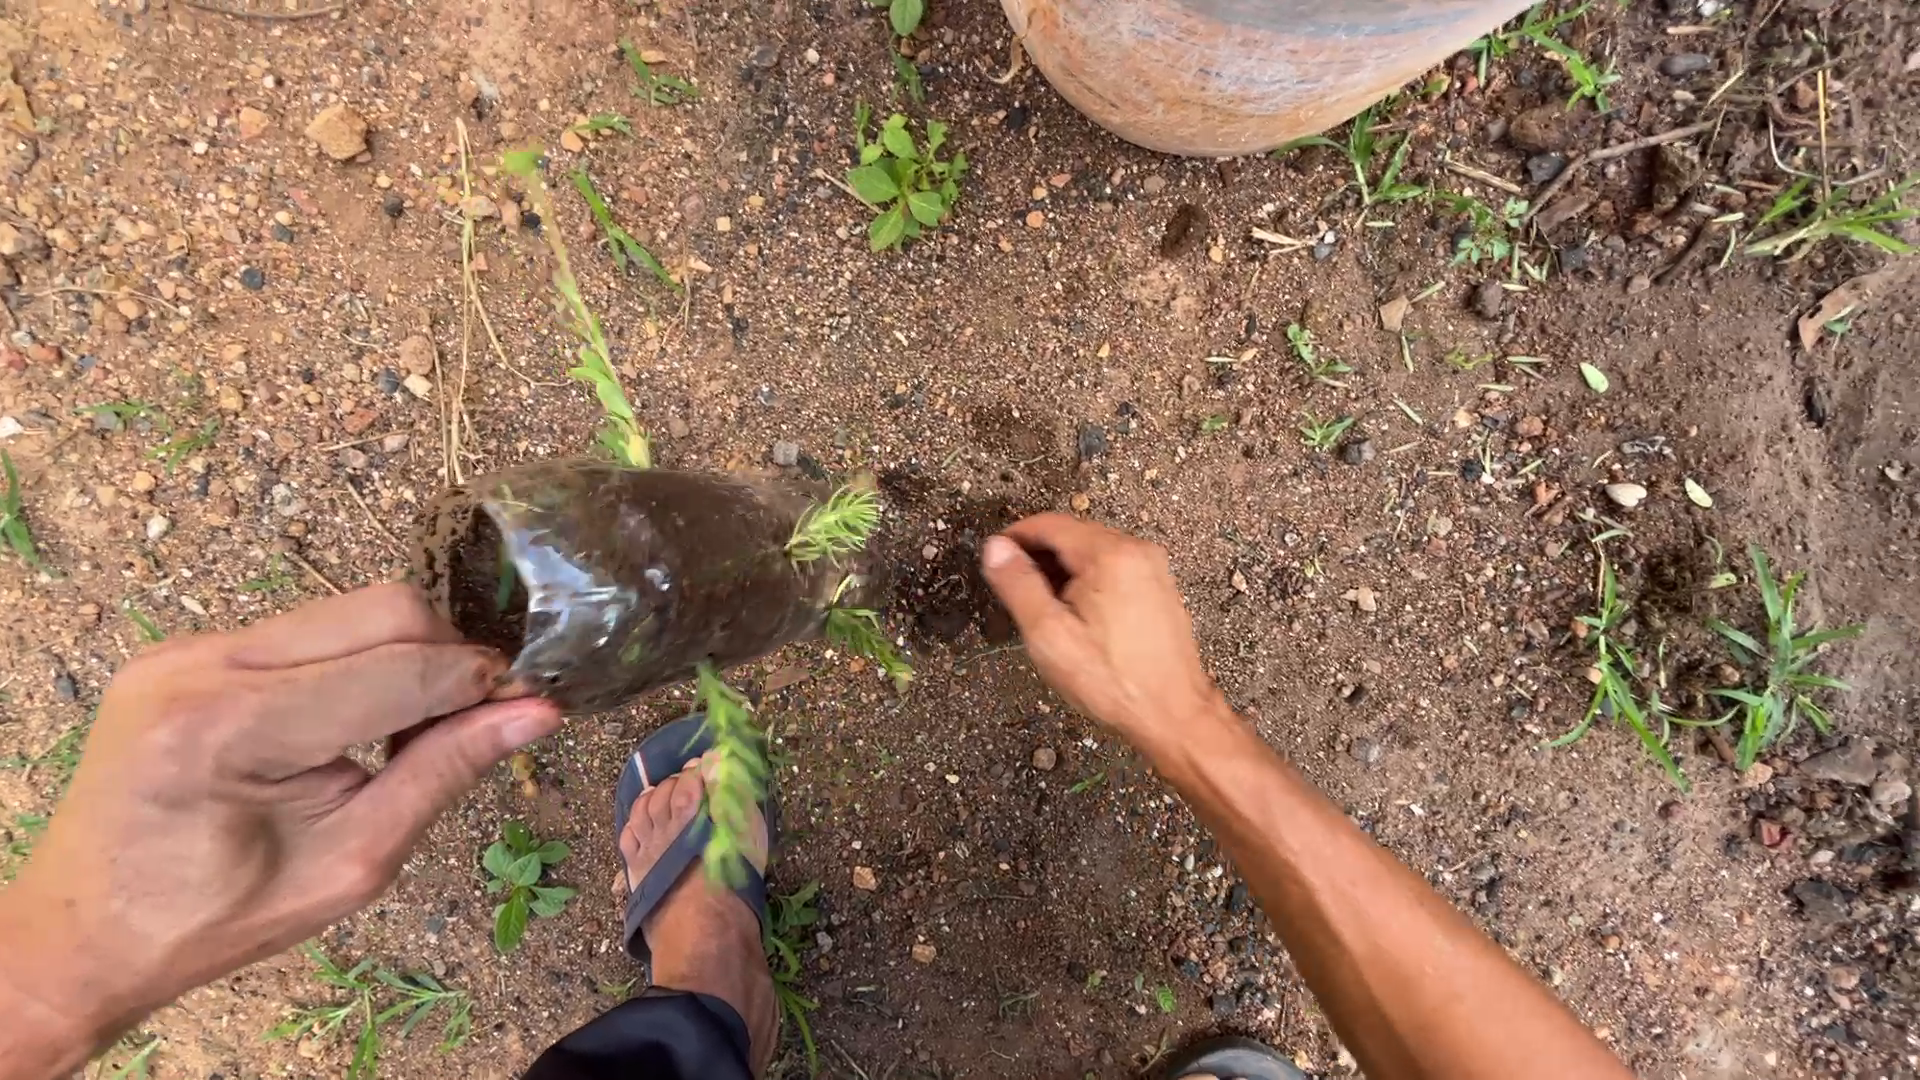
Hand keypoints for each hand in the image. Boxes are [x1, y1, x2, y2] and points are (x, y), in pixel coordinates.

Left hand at [0, 585, 561, 1066]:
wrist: (75, 939)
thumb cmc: (219, 917)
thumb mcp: (357, 860)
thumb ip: (449, 770)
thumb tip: (543, 712)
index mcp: (230, 730)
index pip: (405, 671)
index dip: (483, 685)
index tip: (530, 707)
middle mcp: (204, 665)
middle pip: (388, 610)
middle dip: (453, 658)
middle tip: (469, 719)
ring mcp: (193, 648)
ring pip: (362, 608)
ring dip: (417, 655)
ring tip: (414, 724)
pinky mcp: (198, 647)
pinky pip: (326, 625)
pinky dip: (376, 658)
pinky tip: (367, 712)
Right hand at [980, 514, 1223, 739]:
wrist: (1174, 716)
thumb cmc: (1112, 680)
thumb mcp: (1049, 634)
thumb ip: (1018, 584)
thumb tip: (996, 548)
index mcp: (1109, 555)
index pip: (1050, 524)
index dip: (1016, 537)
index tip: (996, 557)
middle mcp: (1136, 551)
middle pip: (1073, 534)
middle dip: (1039, 555)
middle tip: (1014, 587)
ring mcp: (1153, 568)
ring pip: (1093, 551)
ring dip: (1062, 568)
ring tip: (1041, 605)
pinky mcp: (1159, 587)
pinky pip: (1113, 568)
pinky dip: (1088, 579)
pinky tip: (1075, 612)